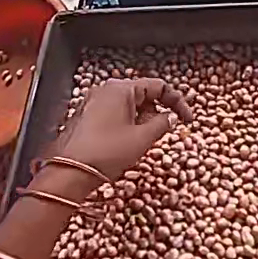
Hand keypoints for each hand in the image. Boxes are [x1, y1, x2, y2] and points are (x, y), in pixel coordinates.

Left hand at [52, 77, 192, 180]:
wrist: (69, 172)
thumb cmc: (107, 152)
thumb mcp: (142, 138)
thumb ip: (162, 123)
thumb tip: (170, 117)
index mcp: (121, 89)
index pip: (158, 86)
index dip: (177, 102)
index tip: (187, 120)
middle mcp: (106, 90)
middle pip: (143, 94)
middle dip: (158, 112)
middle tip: (165, 133)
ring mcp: (93, 103)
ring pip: (128, 106)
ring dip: (143, 120)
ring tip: (145, 141)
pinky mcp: (86, 117)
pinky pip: (115, 114)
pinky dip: (127, 124)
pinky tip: (128, 143)